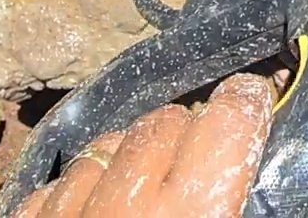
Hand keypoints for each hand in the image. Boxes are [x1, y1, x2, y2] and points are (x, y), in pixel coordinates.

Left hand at [15, 75, 274, 217]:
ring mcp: (72, 215)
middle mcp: (133, 205)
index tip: (252, 101)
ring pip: (107, 143)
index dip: (247, 102)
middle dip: (184, 128)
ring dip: (127, 154)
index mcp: (195, 213)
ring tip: (141, 183)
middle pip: (165, 120)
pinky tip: (92, 206)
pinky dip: (76, 188)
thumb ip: (235, 197)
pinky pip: (55, 185)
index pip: (230, 119)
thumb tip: (250, 161)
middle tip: (195, 155)